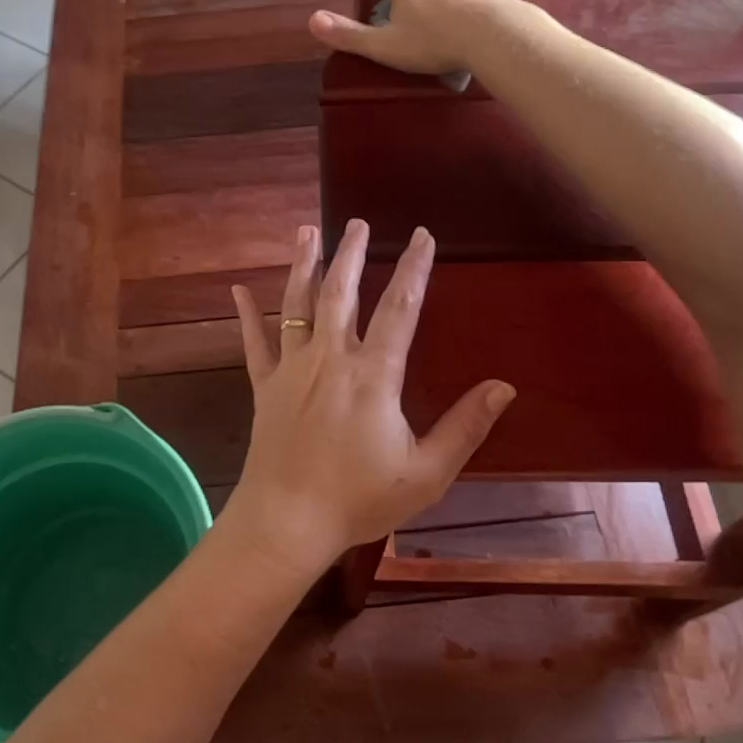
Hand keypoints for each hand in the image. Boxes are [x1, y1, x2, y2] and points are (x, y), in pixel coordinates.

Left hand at [222, 219, 515, 575]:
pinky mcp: (265, 388)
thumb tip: (503, 387)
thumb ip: (465, 427)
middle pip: (341, 294)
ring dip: (304, 267)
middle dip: (352, 254)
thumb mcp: (427, 473)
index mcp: (374, 376)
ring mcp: (292, 370)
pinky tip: (238, 291)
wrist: (287, 521)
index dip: (414, 270)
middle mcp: (331, 360)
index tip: (421, 236)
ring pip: (297, 307)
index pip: (400, 310)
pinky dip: (247, 316)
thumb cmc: (360, 500)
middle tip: (358, 222)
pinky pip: (254, 344)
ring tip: (306, 233)